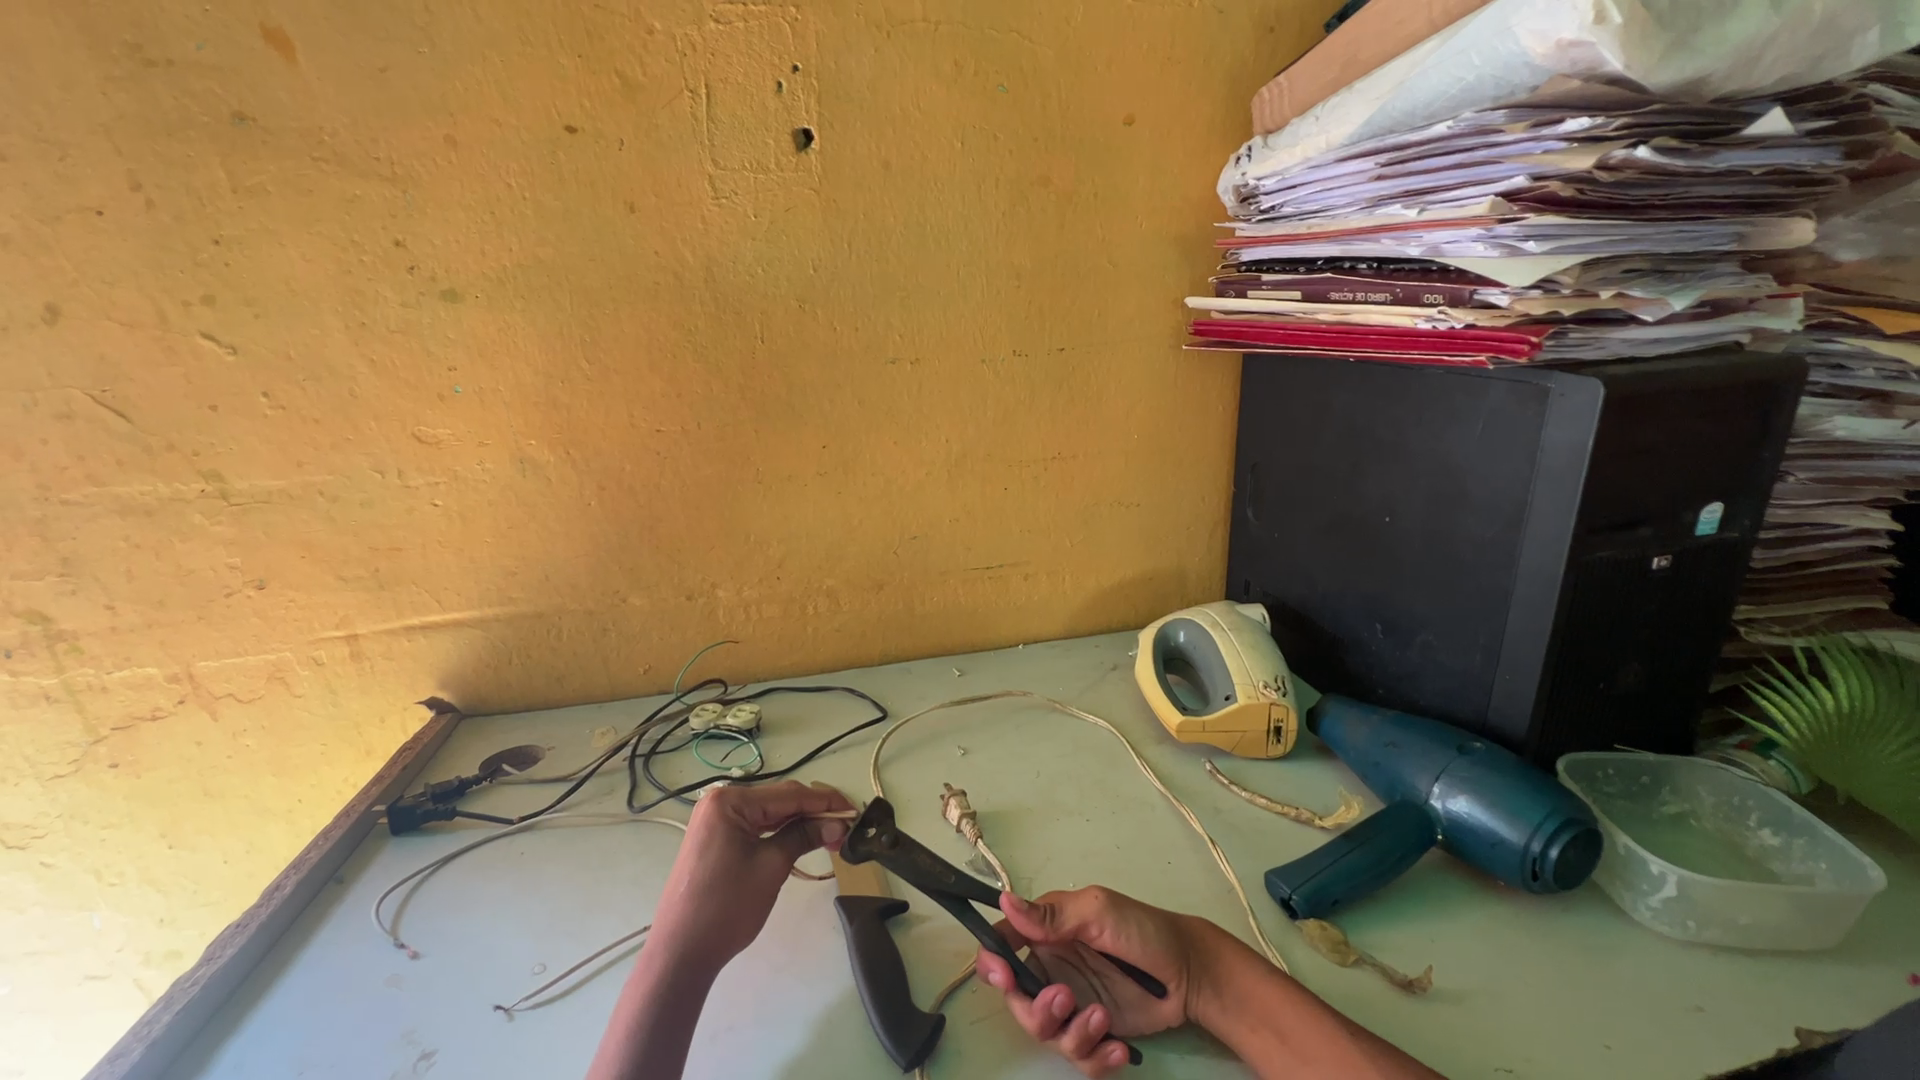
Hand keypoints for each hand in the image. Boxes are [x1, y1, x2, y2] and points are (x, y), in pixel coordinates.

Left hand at [647, 780, 853, 969]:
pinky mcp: (715, 840)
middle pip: (779, 800)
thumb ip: (805, 836)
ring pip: (769, 814)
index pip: (789, 794)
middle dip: (814, 812)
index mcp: (729, 801)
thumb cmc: (726, 906)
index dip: (825, 803)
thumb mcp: (772, 867)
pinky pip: (755, 827)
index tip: (855, 811)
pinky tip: (802, 839)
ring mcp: (715, 822)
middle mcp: (719, 802)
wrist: (680, 952)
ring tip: (832, 835)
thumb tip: (838, 824)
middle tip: (847, 826)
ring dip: (800, 822)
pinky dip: (780, 832)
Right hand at [976, 886, 1211, 1077]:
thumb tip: (1004, 901)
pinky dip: (1096, 1058)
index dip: (993, 964)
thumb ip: (1051, 914)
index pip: (1002, 945)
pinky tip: (1119, 1048)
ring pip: (1048, 1034)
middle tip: (1065, 1000)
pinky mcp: (1096, 1034)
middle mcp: (1053, 970)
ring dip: (1072, 1033)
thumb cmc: (1142, 930)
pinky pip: (1080, 1058)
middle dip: (1036, 1009)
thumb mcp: (1098, 912)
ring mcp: (1074, 1004)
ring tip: (1104, 1019)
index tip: (1002, 978)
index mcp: (1046, 934)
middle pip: (1019, 1001)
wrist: (1190, 971)